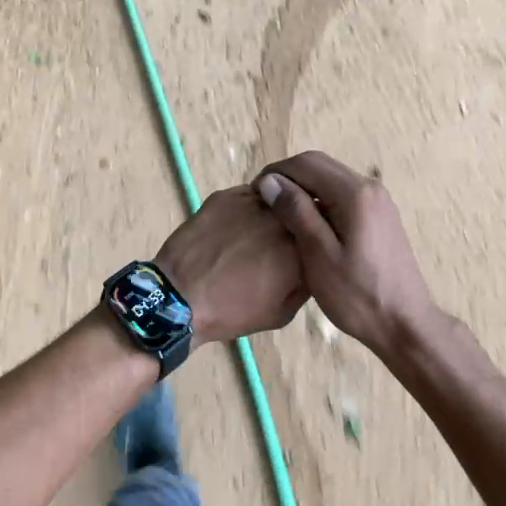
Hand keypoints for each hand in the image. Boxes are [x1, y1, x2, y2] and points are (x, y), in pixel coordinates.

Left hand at [152, 185, 307, 344]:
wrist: (180, 297)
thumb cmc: (233, 312)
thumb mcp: (283, 312)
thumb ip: (306, 283)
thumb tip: (314, 263)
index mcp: (302, 248)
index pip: (325, 230)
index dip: (320, 235)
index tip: (312, 244)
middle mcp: (283, 218)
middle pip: (303, 206)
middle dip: (300, 217)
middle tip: (285, 235)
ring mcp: (254, 202)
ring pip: (277, 195)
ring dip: (276, 208)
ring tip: (259, 228)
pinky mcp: (227, 195)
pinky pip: (250, 194)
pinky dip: (249, 206)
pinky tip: (236, 224)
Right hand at [256, 151, 434, 360]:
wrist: (406, 326)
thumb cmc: (359, 296)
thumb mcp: (319, 256)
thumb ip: (296, 213)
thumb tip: (270, 181)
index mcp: (355, 194)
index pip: (306, 164)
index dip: (275, 173)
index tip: (254, 194)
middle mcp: (369, 187)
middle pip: (319, 164)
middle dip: (287, 177)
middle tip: (263, 202)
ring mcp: (377, 200)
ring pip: (330, 177)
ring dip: (302, 187)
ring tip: (280, 213)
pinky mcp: (379, 215)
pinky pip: (341, 193)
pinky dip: (318, 199)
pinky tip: (306, 224)